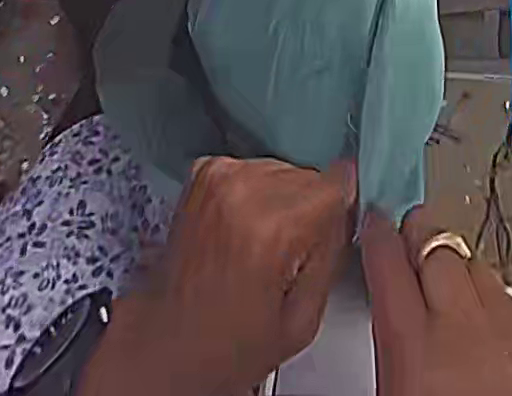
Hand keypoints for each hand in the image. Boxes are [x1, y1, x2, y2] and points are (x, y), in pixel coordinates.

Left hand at [79, 157, 354, 395]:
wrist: (161, 343)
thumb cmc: (224, 345)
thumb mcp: (301, 320)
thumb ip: (334, 253)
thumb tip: (349, 206)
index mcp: (273, 228)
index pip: (338, 181)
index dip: (340, 207)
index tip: (330, 229)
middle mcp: (244, 189)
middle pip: (310, 175)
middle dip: (310, 207)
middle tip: (288, 251)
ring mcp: (221, 175)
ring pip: (284, 168)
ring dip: (282, 197)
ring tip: (260, 240)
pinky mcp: (206, 170)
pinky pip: (257, 167)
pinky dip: (256, 190)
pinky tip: (242, 224)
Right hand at [362, 205, 511, 395]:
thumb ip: (387, 349)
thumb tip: (374, 321)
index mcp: (416, 349)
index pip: (387, 258)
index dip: (377, 234)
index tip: (375, 224)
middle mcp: (469, 331)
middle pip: (437, 244)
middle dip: (418, 237)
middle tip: (408, 239)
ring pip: (480, 269)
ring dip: (460, 273)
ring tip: (448, 290)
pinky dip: (499, 310)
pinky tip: (490, 335)